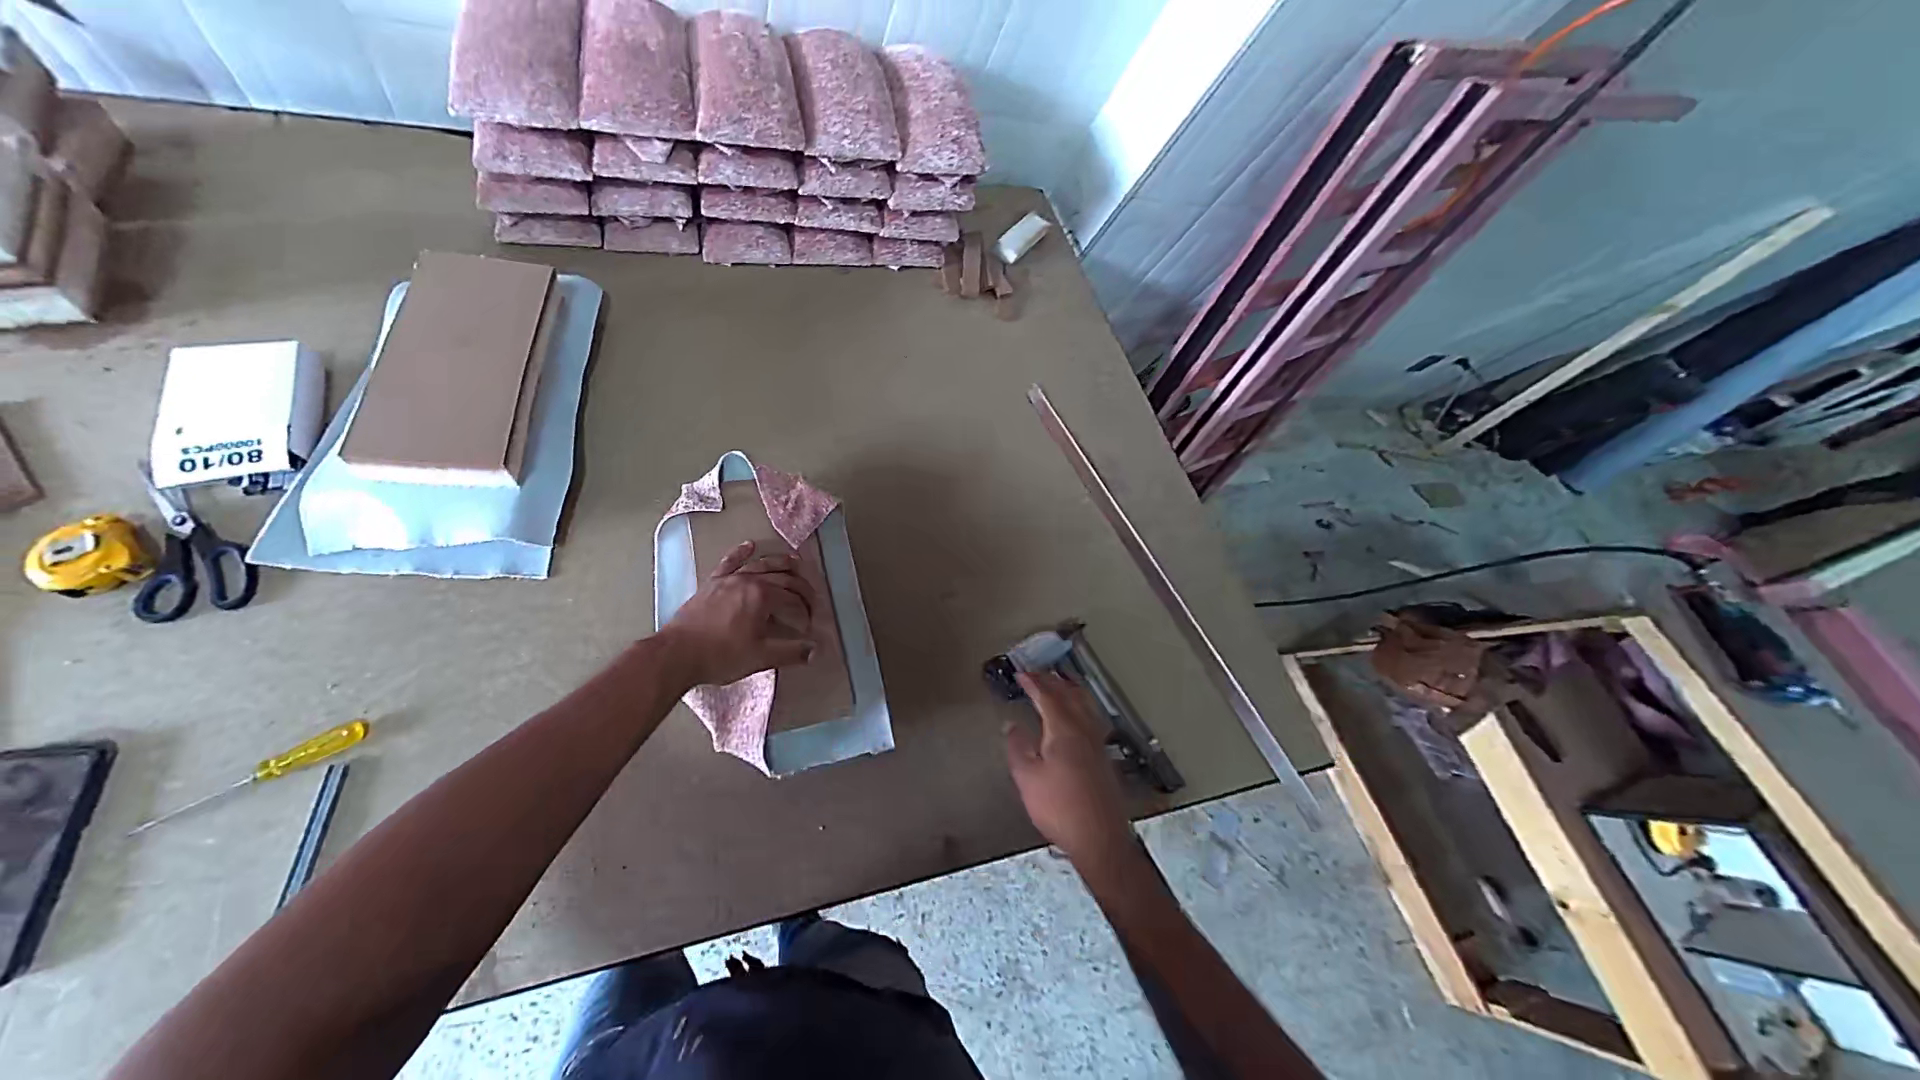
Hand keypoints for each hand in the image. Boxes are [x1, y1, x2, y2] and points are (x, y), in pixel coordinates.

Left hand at [659, 541, 816, 688]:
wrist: (676, 654)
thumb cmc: (720, 656)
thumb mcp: (761, 657)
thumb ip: (790, 652)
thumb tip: (814, 650)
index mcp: (763, 596)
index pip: (794, 599)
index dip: (806, 611)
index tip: (809, 625)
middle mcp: (748, 581)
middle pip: (783, 578)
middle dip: (801, 587)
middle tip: (811, 598)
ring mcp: (728, 579)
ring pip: (760, 565)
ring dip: (780, 562)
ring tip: (795, 562)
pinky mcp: (712, 583)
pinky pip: (729, 562)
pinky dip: (741, 553)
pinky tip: (750, 546)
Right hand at [1004, 672, 1132, 863]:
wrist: (1098, 838)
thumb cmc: (1060, 808)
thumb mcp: (1027, 778)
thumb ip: (1018, 747)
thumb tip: (1012, 726)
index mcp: (1064, 730)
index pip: (1048, 697)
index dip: (1034, 682)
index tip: (1022, 673)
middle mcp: (1084, 731)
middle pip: (1070, 695)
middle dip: (1053, 680)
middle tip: (1039, 672)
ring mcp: (1097, 744)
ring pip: (1085, 705)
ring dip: (1070, 689)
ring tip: (1060, 683)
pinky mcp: (1103, 758)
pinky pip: (1091, 718)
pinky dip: (1080, 705)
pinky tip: (1078, 715)